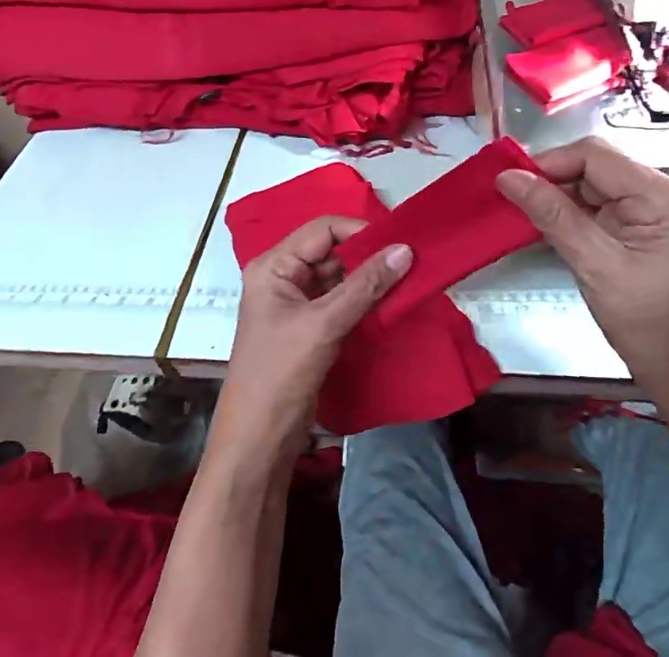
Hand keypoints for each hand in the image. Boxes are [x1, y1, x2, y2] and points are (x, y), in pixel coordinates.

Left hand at [216, 218, 412, 453]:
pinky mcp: (310, 326)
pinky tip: (391, 303)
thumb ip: (366, 285)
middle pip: (333, 250)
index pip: (323, 229)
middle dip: (369, 255)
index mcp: (274, 266)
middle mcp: (283, 277)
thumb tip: (406, 249)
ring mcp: (296, 303)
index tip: (399, 242)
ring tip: (408, 280)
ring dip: (370, 279)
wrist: (258, 440)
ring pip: (340, 276)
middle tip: (410, 262)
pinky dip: (365, 299)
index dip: (360, 231)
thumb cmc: (280, 374)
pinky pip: (341, 300)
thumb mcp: (324, 325)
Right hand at [496, 138, 668, 401]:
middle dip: (556, 179)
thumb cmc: (646, 326)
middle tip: (514, 197)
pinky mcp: (654, 223)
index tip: (511, 180)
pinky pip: (609, 203)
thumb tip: (507, 177)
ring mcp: (664, 208)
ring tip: (528, 211)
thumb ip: (552, 215)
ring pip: (601, 183)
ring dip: (565, 196)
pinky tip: (554, 222)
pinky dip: (580, 211)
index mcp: (668, 199)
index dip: (551, 162)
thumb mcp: (594, 266)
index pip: (599, 157)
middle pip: (601, 166)